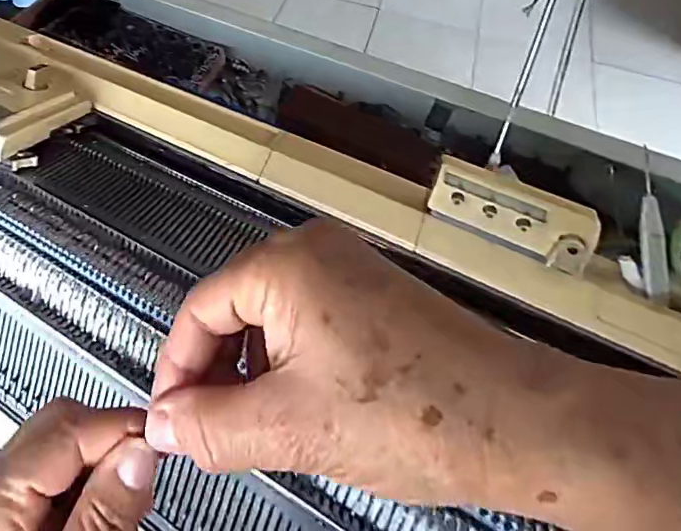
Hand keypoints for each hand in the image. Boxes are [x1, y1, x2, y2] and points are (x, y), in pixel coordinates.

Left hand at [0, 399, 156, 530]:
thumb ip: (103, 513)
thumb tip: (140, 452)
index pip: (71, 423)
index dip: (125, 427)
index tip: (163, 442)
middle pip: (61, 425)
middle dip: (112, 438)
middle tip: (148, 468)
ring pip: (57, 450)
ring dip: (99, 463)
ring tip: (127, 496)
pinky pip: (46, 482)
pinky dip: (81, 486)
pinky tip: (100, 512)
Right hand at [145, 220, 555, 506]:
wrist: (511, 418)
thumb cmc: (422, 409)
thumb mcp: (291, 428)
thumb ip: (212, 426)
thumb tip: (170, 423)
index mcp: (287, 264)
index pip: (199, 309)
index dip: (178, 370)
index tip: (174, 420)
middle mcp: (315, 249)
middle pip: (232, 307)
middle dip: (216, 372)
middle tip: (210, 431)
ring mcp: (345, 265)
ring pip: (267, 316)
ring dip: (252, 370)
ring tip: (260, 425)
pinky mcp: (366, 289)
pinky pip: (303, 317)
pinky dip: (287, 360)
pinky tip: (301, 404)